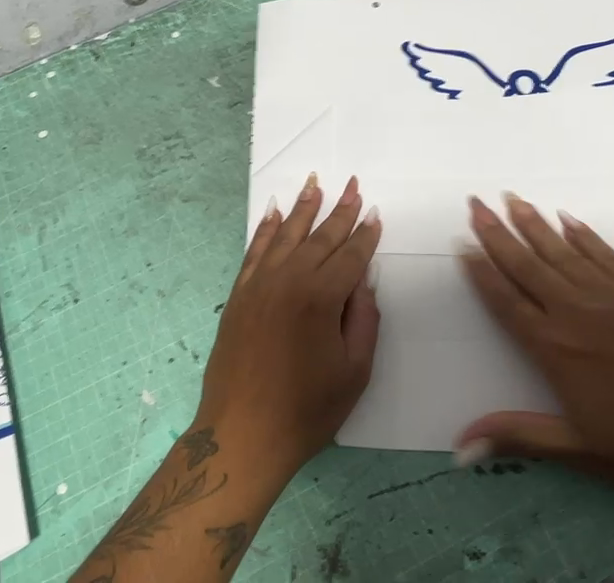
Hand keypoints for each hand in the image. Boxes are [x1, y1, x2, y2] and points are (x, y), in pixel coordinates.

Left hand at [197, 175, 381, 479]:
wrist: (243, 431)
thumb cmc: (307, 409)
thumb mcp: (354, 371)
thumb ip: (363, 319)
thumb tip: (364, 279)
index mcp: (321, 297)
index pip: (350, 256)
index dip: (365, 235)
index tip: (374, 212)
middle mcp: (288, 280)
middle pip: (319, 237)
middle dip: (340, 211)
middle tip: (353, 184)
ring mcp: (259, 284)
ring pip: (285, 236)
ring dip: (302, 208)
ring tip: (315, 183)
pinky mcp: (239, 294)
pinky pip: (255, 251)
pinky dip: (266, 229)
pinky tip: (274, 213)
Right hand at [456, 195, 613, 500]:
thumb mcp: (584, 453)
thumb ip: (520, 437)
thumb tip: (459, 446)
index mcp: (557, 349)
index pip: (507, 301)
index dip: (482, 272)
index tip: (461, 243)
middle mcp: (579, 313)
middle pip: (528, 266)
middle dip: (498, 233)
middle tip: (475, 202)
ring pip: (563, 252)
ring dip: (534, 225)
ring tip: (512, 199)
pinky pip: (605, 255)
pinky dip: (583, 236)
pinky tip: (568, 220)